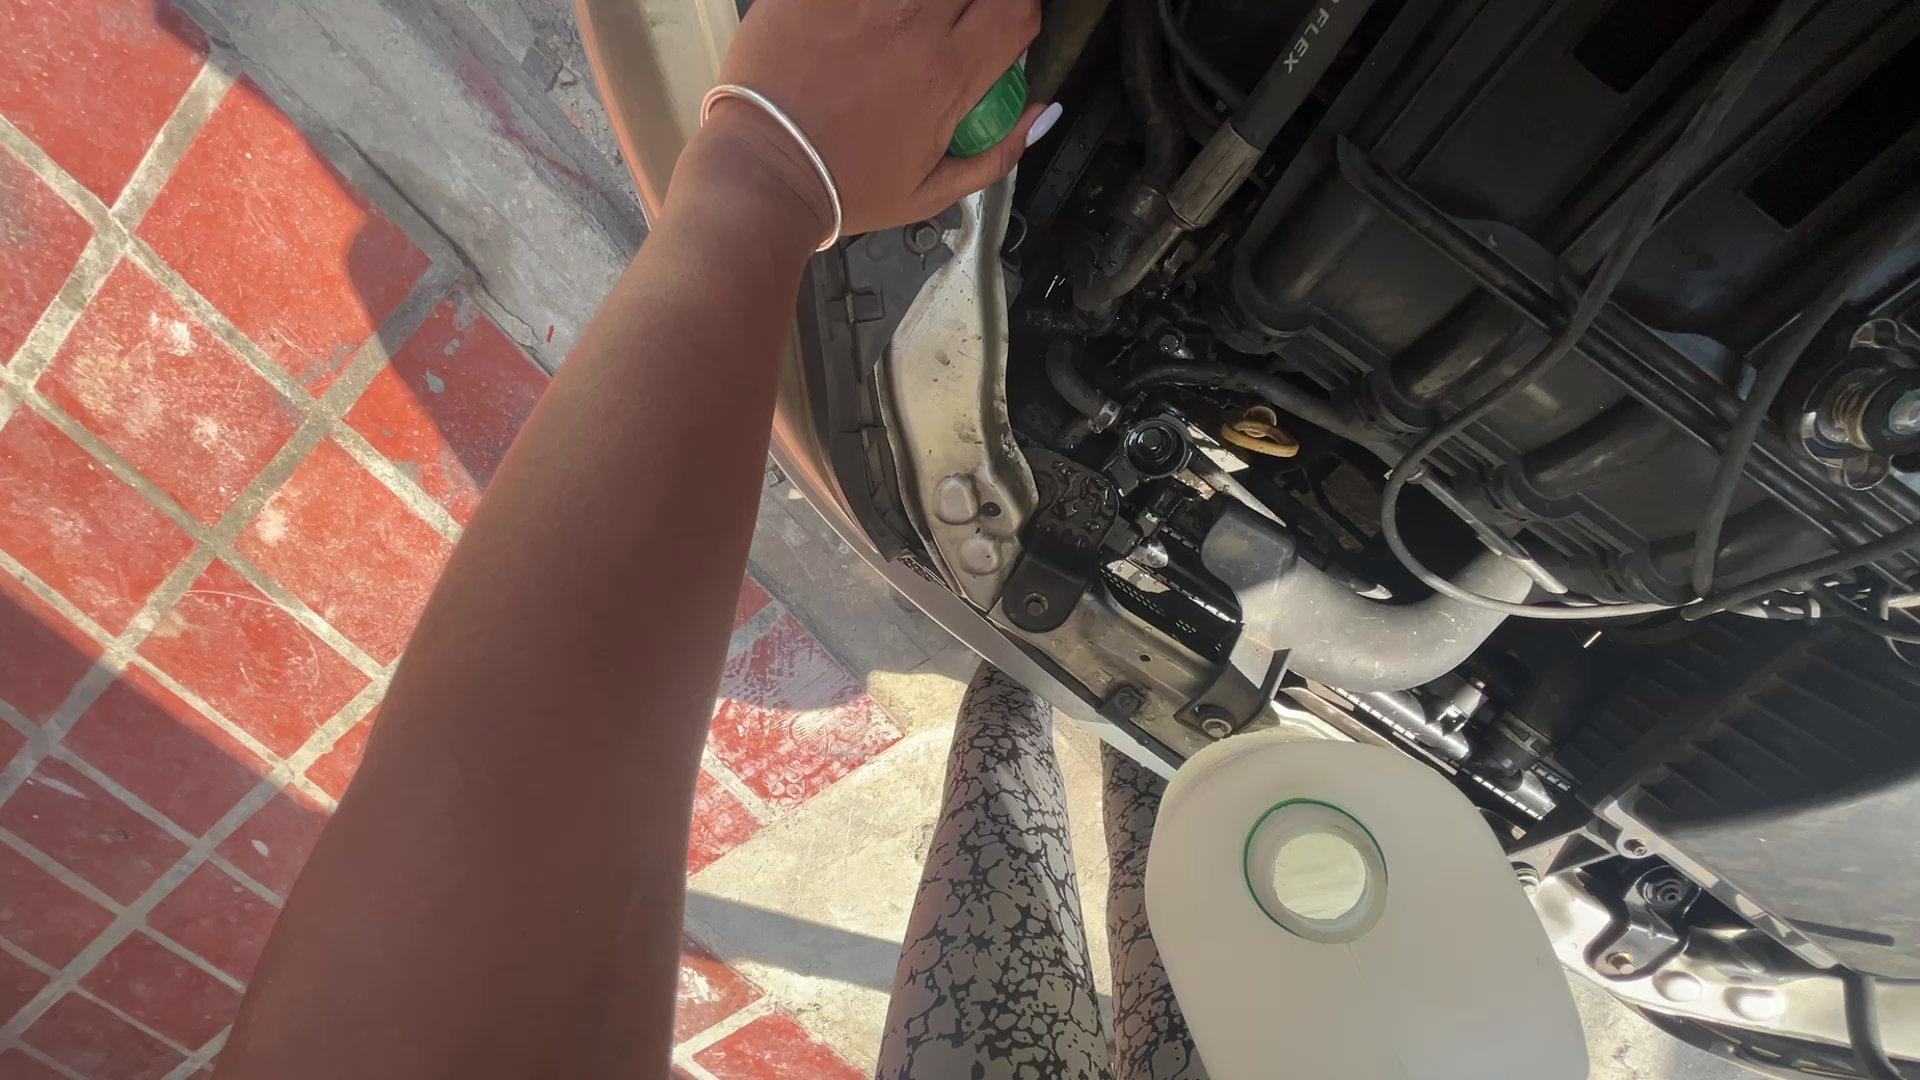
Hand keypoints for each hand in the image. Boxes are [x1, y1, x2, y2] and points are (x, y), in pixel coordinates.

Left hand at [705, 0, 1048, 237]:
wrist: (767, 171)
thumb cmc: (849, 189)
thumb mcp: (930, 193)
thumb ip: (995, 154)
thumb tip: (1041, 116)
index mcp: (947, 75)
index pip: (1018, 10)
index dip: (1022, 18)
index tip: (1005, 36)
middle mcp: (914, 20)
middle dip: (978, 4)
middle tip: (956, 29)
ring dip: (929, 3)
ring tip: (908, 29)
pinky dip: (877, 2)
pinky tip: (870, 23)